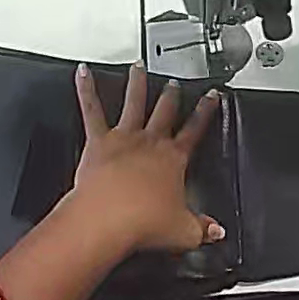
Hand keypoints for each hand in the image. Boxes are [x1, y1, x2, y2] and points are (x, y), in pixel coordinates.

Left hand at [69, 63, 223, 254]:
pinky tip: (83, 73)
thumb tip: (216, 232)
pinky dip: (86, 89)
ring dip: (137, 83)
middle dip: (172, 95)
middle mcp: (150, 142)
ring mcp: (124, 137)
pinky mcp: (98, 140)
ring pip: (133, 102)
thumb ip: (202, 229)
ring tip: (138, 67)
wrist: (109, 219)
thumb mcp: (184, 231)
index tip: (211, 97)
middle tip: (175, 83)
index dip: (205, 112)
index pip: (195, 130)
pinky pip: (91, 109)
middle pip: (165, 111)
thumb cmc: (143, 222)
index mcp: (173, 159)